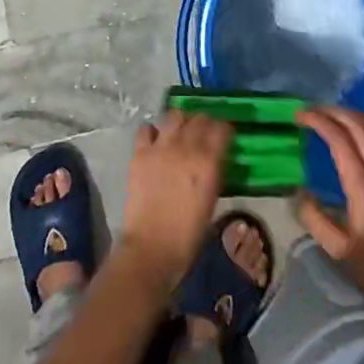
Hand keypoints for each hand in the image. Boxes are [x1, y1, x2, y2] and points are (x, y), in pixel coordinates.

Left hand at [118, 110, 231, 286]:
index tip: (224, 136)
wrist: (152, 247)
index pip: (221, 128)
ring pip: (174, 116)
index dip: (224, 130)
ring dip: (180, 122)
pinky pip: (146, 129)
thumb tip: (214, 158)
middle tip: (203, 134)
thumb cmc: (188, 233)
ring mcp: (160, 147)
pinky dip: (153, 132)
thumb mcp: (211, 199)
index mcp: (208, 161)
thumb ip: (213, 172)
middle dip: (204, 123)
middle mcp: (186, 147)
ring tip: (179, 133)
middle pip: (199, 118)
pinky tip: (155, 143)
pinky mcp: (140, 153)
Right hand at [296, 106, 363, 311]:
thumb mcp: (336, 250)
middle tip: (312, 110)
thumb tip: (298, 191)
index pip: (340, 142)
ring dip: (355, 116)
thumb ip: (314, 218)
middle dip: (335, 112)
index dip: (319, 122)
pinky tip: (361, 132)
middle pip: (361, 129)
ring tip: (333, 113)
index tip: (300, 116)